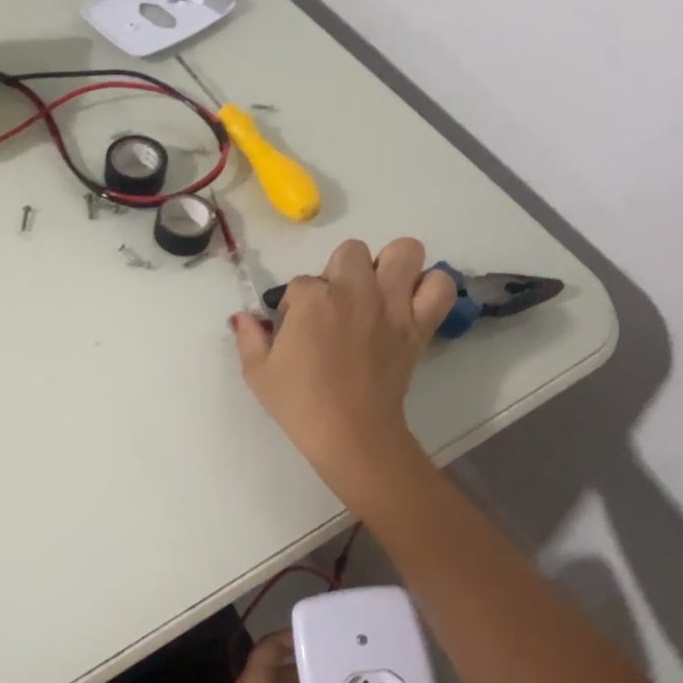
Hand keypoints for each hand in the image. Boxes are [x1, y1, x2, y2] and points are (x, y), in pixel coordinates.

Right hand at [230, 238, 455, 493]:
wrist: (349, 431)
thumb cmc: (299, 403)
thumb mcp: (258, 373)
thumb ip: (249, 338)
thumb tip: (241, 317)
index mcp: (313, 299)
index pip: (301, 283)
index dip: (295, 305)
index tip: (295, 329)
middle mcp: (355, 290)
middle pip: (352, 252)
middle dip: (340, 272)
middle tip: (336, 305)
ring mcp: (392, 304)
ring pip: (404, 251)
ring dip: (391, 266)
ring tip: (378, 292)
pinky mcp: (419, 324)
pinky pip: (441, 286)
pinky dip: (430, 288)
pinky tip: (411, 303)